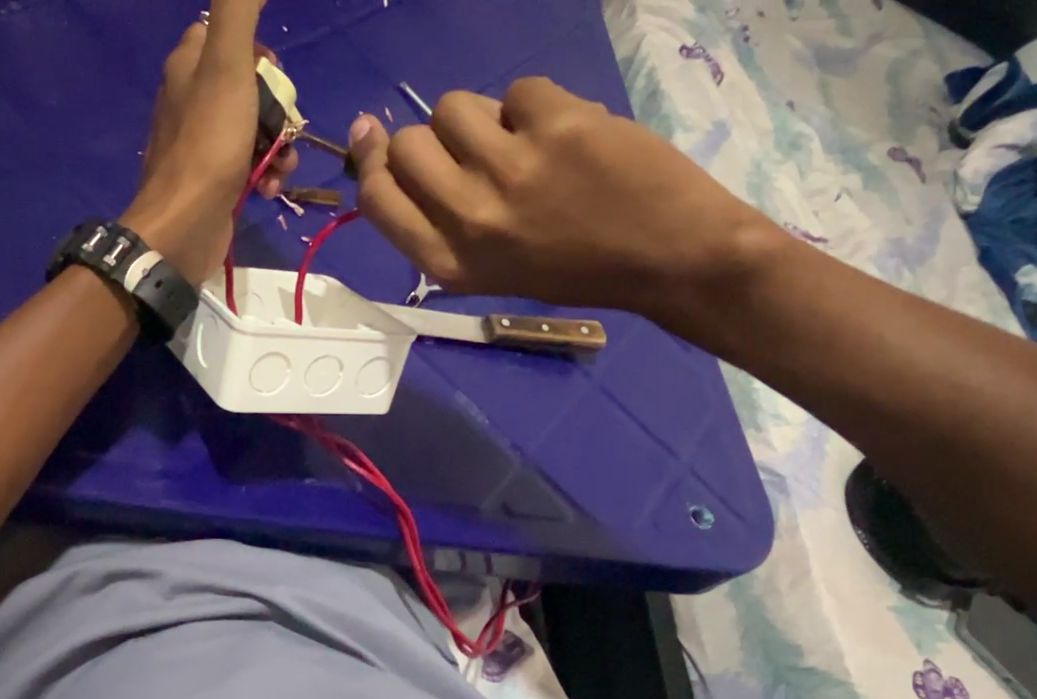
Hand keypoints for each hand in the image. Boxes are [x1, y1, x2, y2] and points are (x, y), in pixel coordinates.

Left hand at [121, 0, 297, 282]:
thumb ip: (238, 12)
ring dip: (279, 147)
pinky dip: (265, 175)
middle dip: (277, 107)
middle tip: (284, 126)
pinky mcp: (212, 182)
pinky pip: (248, 166)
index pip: (226, 36)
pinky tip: (269, 189)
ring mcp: (201, 145)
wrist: (184, 228)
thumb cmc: (207, 145)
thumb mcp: (227, 65)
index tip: (274, 75)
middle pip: (248, 86)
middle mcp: (189, 101)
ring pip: (254, 129)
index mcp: (187, 66)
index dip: (258, 52)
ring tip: (281, 166)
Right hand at [348, 78, 785, 322]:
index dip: (369, 160)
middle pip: (406, 145)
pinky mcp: (556, 126)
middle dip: (430, 138)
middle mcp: (468, 218)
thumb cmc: (572, 270)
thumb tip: (385, 148)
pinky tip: (563, 135)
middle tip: (471, 151)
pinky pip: (516, 90)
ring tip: (520, 143)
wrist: (667, 256)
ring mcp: (511, 169)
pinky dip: (536, 106)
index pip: (377, 198)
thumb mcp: (488, 269)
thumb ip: (437, 220)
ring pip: (453, 106)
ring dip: (480, 116)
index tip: (371, 135)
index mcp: (448, 262)